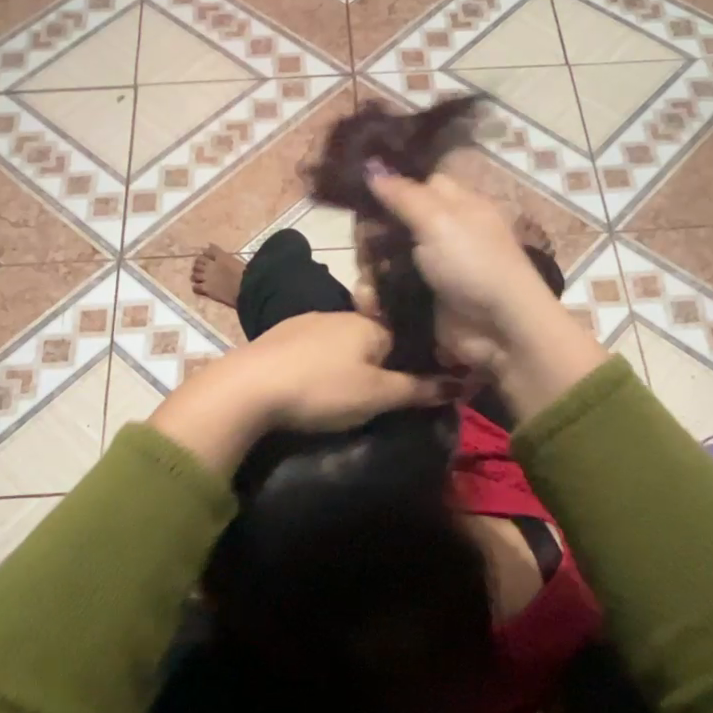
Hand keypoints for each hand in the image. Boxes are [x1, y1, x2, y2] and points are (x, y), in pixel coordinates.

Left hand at [234, 311, 448, 431]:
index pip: (407, 337)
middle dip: (380, 362)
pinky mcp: (277, 338)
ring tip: (346, 394)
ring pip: (340, 343)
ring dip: (347, 364)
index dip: (415, 362)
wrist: (247, 388)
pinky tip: (313, 385)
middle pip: (373, 338)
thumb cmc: (322, 390)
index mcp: (370, 324)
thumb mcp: (378, 396)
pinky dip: (320, 366)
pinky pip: (313, 350)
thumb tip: (464, 384)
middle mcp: (340, 314)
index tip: (416, 388)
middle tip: (380, 397)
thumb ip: (419, 389)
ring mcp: (305, 323)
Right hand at [365, 168, 606, 421]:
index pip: (415, 186)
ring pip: (384, 263)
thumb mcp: (439, 219)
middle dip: (371, 240)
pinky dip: (376, 300)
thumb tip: (371, 166)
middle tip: (363, 251)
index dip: (389, 188)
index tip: (357, 197)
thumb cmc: (474, 263)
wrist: (498, 329)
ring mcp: (431, 272)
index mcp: (455, 206)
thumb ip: (402, 194)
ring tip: (368, 291)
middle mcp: (442, 235)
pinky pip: (388, 295)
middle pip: (392, 226)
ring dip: (370, 275)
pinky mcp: (421, 304)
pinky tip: (371, 307)